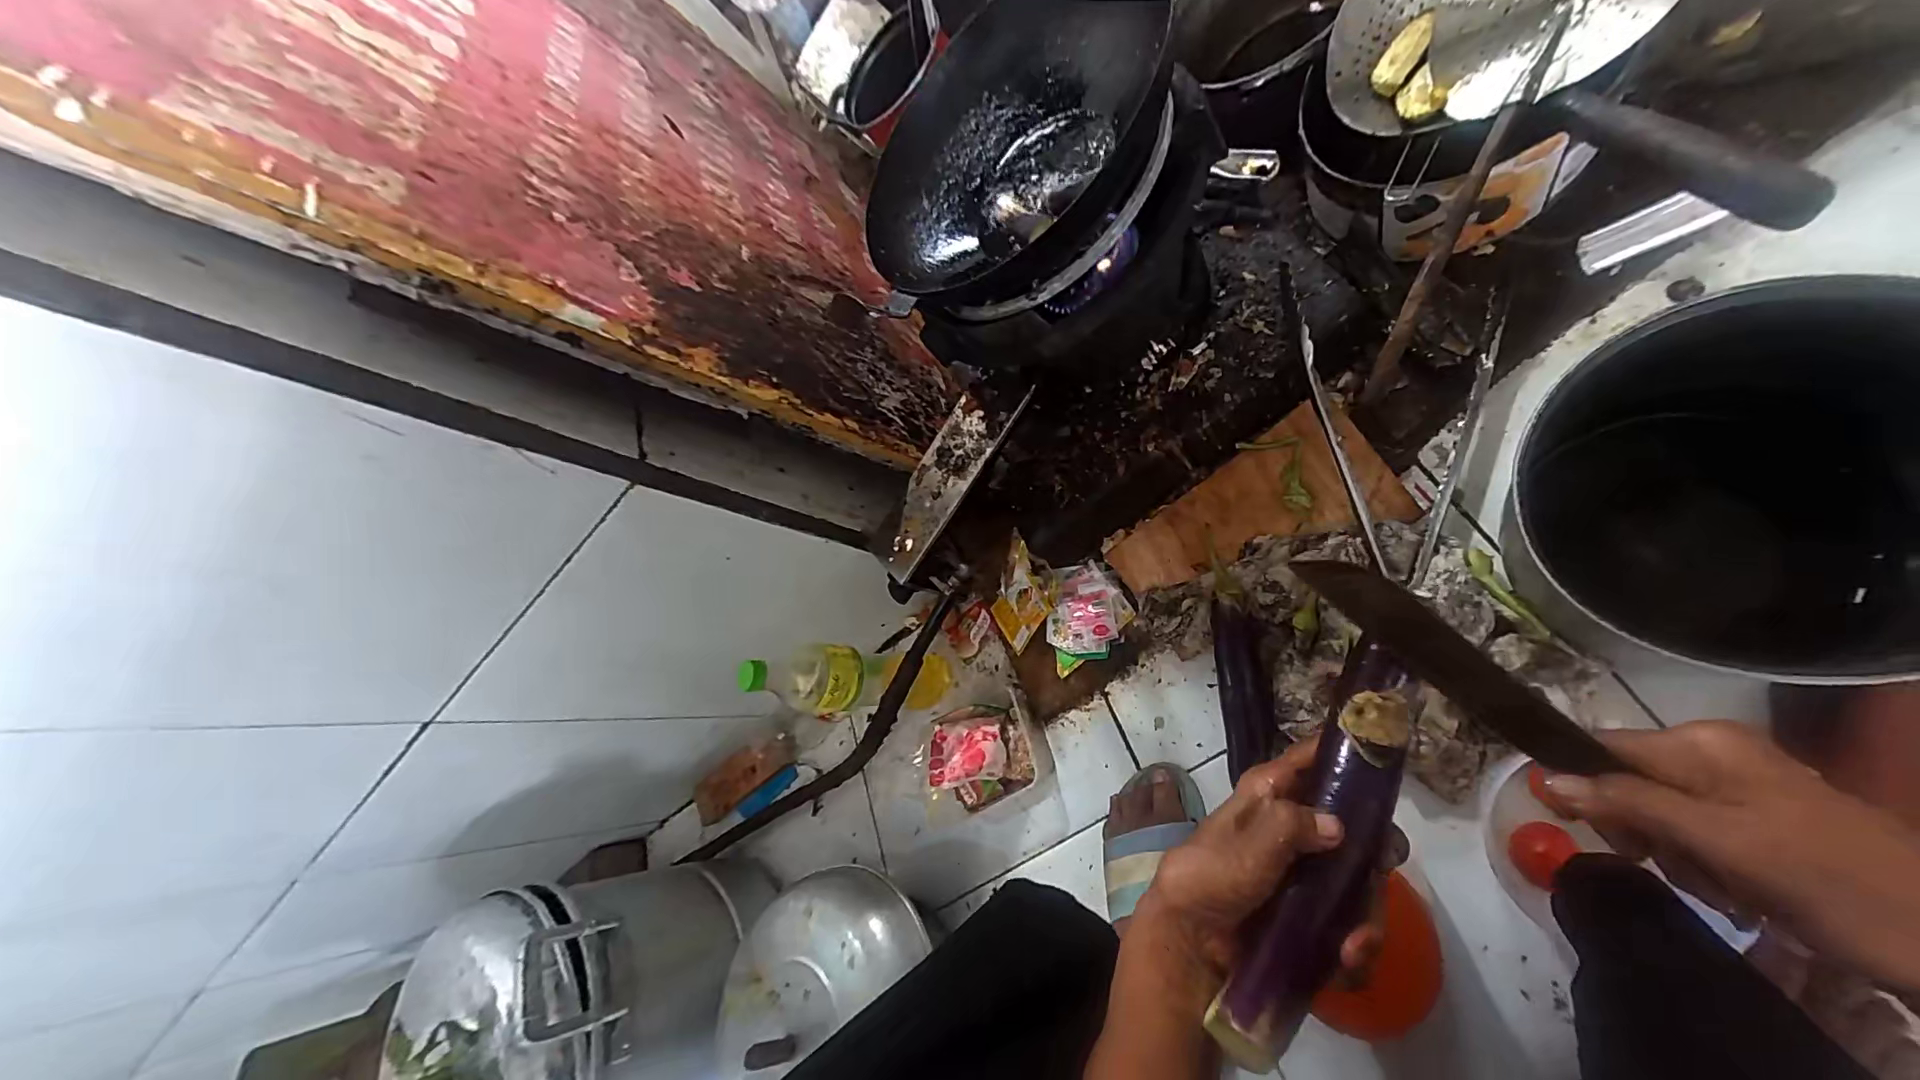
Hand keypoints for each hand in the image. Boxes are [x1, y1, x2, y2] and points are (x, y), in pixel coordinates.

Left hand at [1134, 736, 1395, 985]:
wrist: (1192, 938)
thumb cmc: (1211, 876)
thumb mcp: (1247, 845)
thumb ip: (1290, 825)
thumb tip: (1339, 824)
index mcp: (1271, 793)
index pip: (1310, 758)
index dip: (1343, 753)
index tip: (1382, 766)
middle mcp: (1295, 825)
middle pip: (1357, 825)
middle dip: (1375, 853)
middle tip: (1375, 872)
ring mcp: (1309, 871)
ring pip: (1361, 879)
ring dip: (1365, 915)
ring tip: (1351, 944)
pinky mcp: (1316, 910)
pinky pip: (1353, 921)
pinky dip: (1356, 943)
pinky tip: (1345, 957)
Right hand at [1541, 720, 1919, 991]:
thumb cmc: (1832, 882)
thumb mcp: (1722, 842)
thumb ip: (1629, 802)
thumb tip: (1544, 778)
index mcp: (1701, 741)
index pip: (1602, 747)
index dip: (1582, 784)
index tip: (1585, 829)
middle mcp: (1714, 750)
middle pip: (1627, 781)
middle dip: (1638, 829)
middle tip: (1663, 863)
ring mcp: (1740, 783)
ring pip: (1658, 812)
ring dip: (1673, 855)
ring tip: (1718, 887)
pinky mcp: (1759, 816)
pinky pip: (1695, 831)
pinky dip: (1704, 864)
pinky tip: (1736, 890)